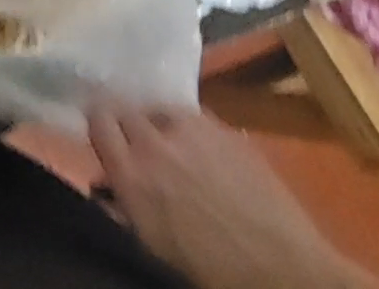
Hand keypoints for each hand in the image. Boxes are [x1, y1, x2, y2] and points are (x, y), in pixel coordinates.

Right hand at [89, 105, 378, 288]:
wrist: (281, 270)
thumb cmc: (207, 265)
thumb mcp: (149, 239)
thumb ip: (122, 201)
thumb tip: (105, 180)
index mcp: (131, 173)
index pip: (98, 119)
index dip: (99, 124)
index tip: (104, 135)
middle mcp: (155, 143)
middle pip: (124, 107)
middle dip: (125, 121)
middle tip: (134, 140)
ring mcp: (194, 132)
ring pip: (160, 107)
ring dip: (158, 121)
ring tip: (170, 141)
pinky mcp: (227, 131)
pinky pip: (195, 117)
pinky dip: (191, 127)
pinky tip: (202, 148)